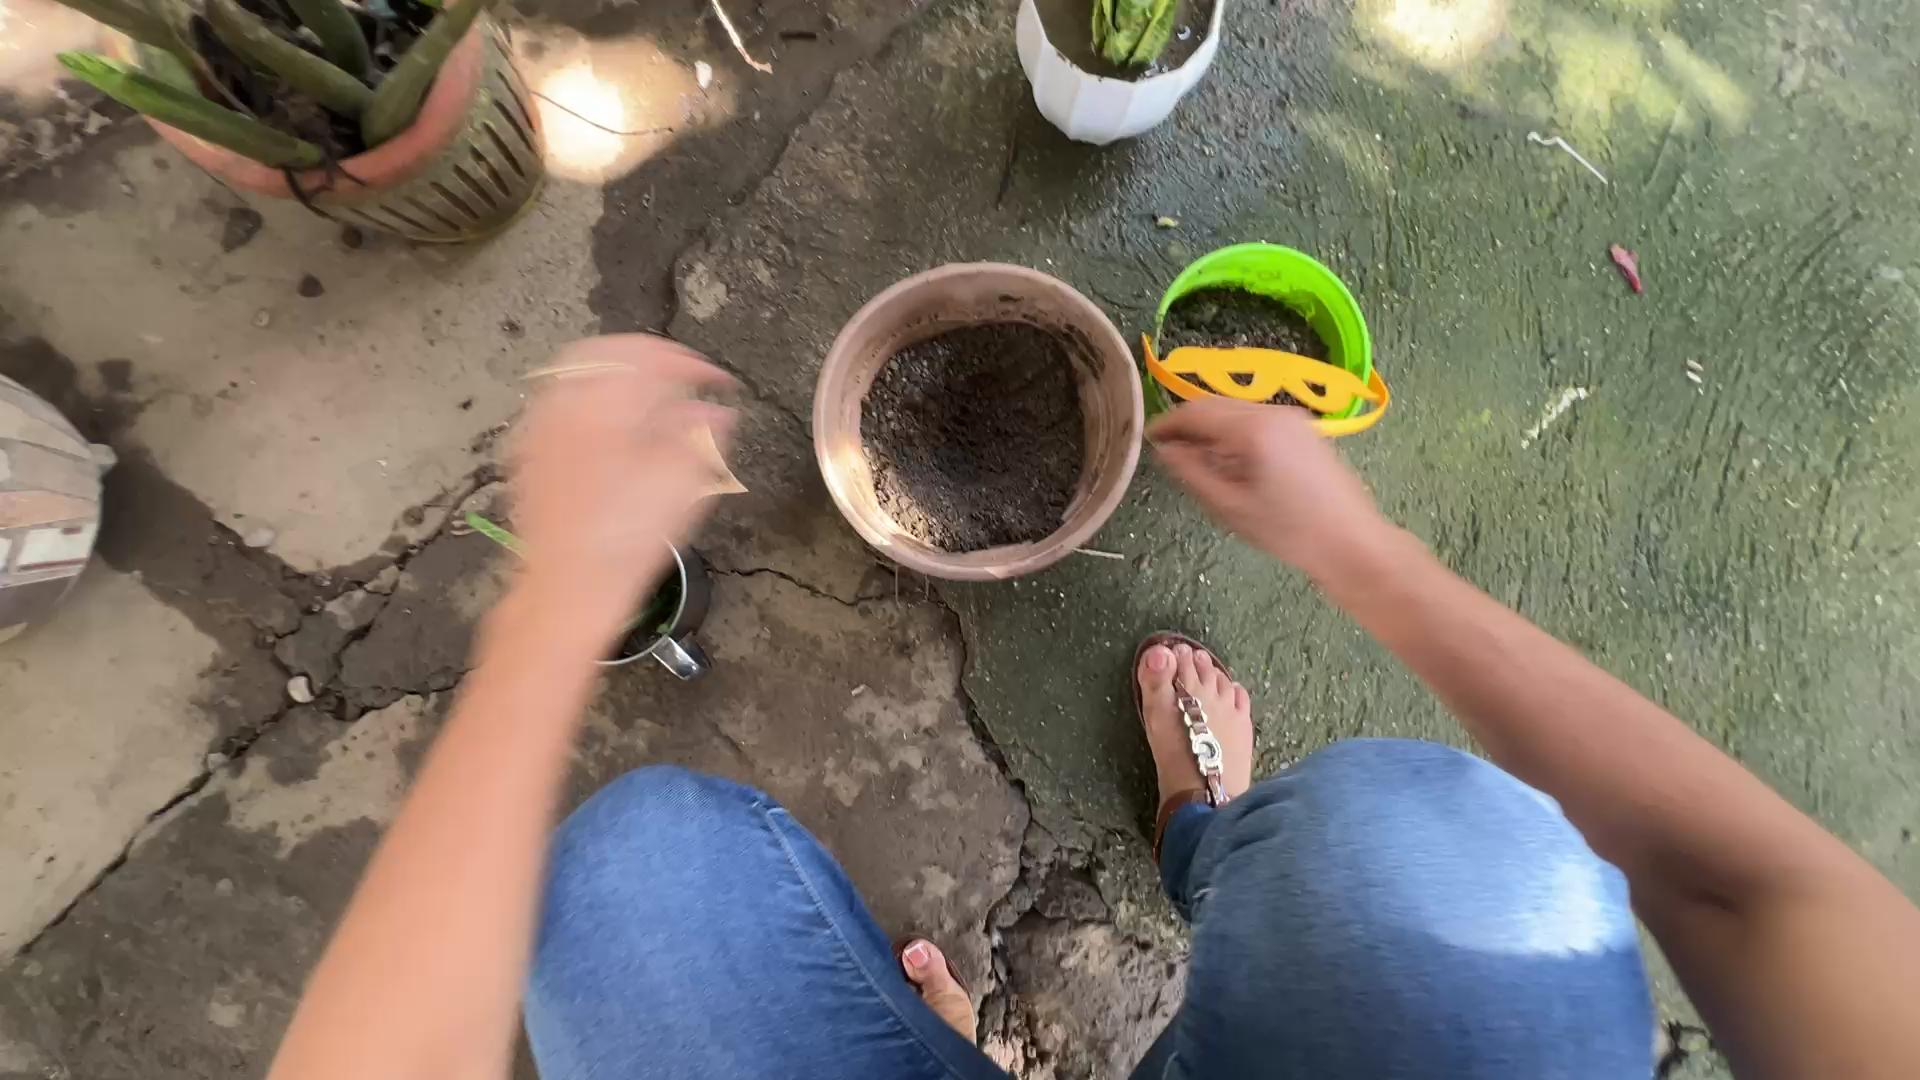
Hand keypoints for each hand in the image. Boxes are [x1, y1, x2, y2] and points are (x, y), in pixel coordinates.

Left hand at [507, 335, 737, 633]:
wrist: (569, 586)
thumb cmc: (629, 541)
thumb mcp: (684, 487)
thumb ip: (702, 436)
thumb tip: (716, 412)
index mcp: (607, 409)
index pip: (654, 360)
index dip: (694, 365)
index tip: (720, 381)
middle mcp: (566, 406)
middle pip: (609, 353)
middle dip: (652, 358)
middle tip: (684, 375)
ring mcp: (540, 427)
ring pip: (580, 372)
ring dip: (621, 374)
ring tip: (654, 396)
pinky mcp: (530, 451)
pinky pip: (561, 402)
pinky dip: (594, 398)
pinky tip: (615, 424)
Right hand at [1148, 398, 1389, 579]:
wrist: (1351, 542)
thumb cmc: (1287, 531)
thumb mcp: (1229, 506)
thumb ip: (1192, 472)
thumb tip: (1166, 451)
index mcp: (1253, 429)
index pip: (1196, 412)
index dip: (1167, 423)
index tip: (1148, 438)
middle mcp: (1273, 412)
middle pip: (1215, 405)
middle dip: (1187, 423)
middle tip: (1166, 447)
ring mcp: (1292, 418)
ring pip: (1236, 410)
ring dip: (1210, 427)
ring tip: (1194, 456)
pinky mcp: (1303, 430)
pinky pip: (1256, 419)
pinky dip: (1232, 431)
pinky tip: (1227, 458)